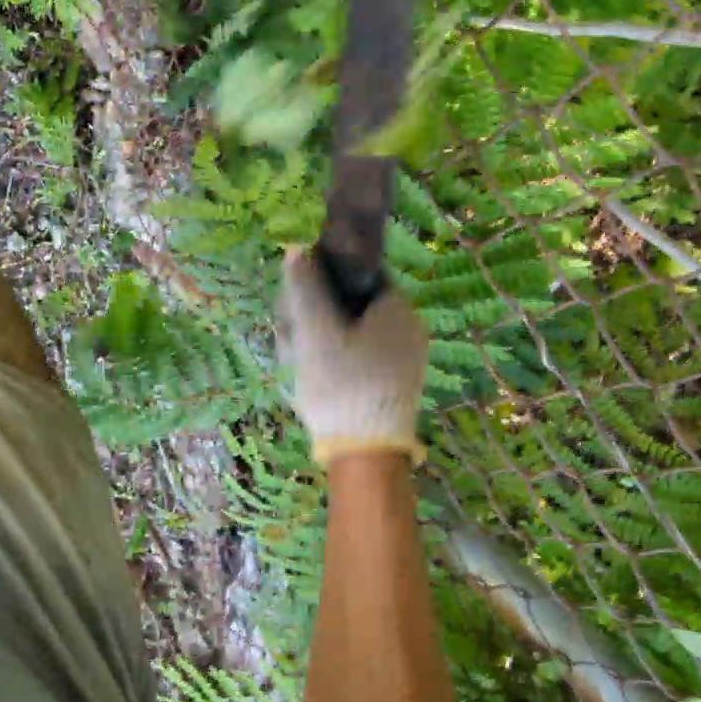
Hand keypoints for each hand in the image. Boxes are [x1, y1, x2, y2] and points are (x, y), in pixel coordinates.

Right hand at [278, 248, 428, 462]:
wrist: (366, 454)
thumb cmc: (341, 384)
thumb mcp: (314, 331)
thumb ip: (305, 286)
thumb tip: (296, 247)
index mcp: (397, 308)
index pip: (360, 272)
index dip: (325, 276)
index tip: (298, 297)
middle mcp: (410, 328)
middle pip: (353, 302)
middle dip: (317, 313)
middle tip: (290, 332)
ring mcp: (406, 358)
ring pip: (353, 331)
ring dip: (321, 338)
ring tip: (295, 358)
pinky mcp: (397, 383)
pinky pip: (362, 356)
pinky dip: (337, 359)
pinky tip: (314, 376)